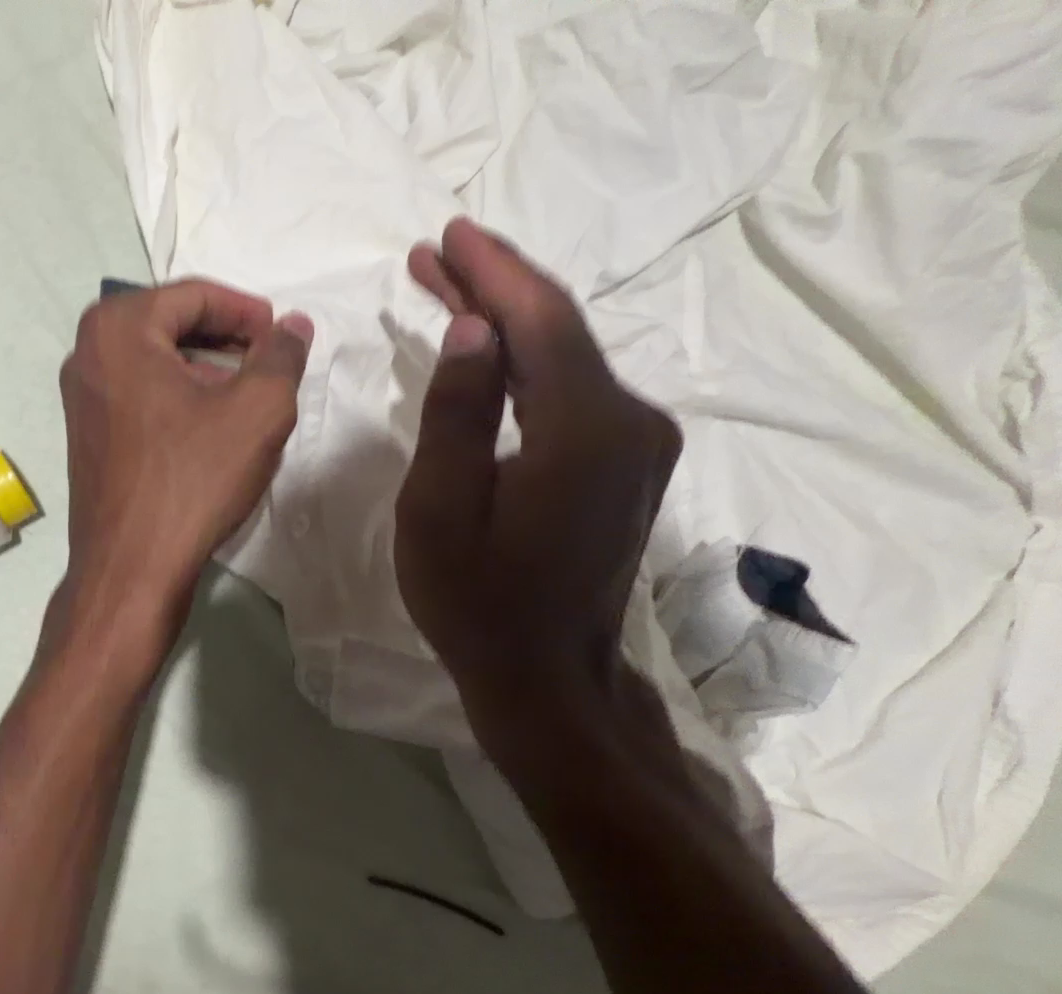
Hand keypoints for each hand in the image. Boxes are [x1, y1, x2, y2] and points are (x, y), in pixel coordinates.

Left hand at [59, 281, 312, 625]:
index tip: (281, 333)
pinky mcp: (85, 435)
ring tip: (246, 396)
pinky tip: (209, 427)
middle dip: (223, 337)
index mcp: (117, 328)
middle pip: (169, 323)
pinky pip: (137, 394)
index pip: (193, 294)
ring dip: (202, 369)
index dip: (246, 310)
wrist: (130, 567)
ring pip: (153, 362)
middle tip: (267, 361)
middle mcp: (86, 353)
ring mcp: (79, 397)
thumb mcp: (257, 410)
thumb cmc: (192, 480)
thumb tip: (292, 326)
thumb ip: (281, 355)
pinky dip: (176, 397)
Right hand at [395, 219, 680, 705]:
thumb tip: (468, 330)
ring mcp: (641, 444)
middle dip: (496, 286)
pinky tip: (491, 351)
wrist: (547, 677)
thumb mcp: (439, 511)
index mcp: (585, 431)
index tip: (448, 234)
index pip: (539, 323)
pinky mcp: (630, 464)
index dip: (492, 273)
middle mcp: (632, 423)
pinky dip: (529, 362)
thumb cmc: (476, 600)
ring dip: (508, 322)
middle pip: (559, 331)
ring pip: (568, 358)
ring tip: (448, 289)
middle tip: (436, 252)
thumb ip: (456, 414)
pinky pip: (575, 391)